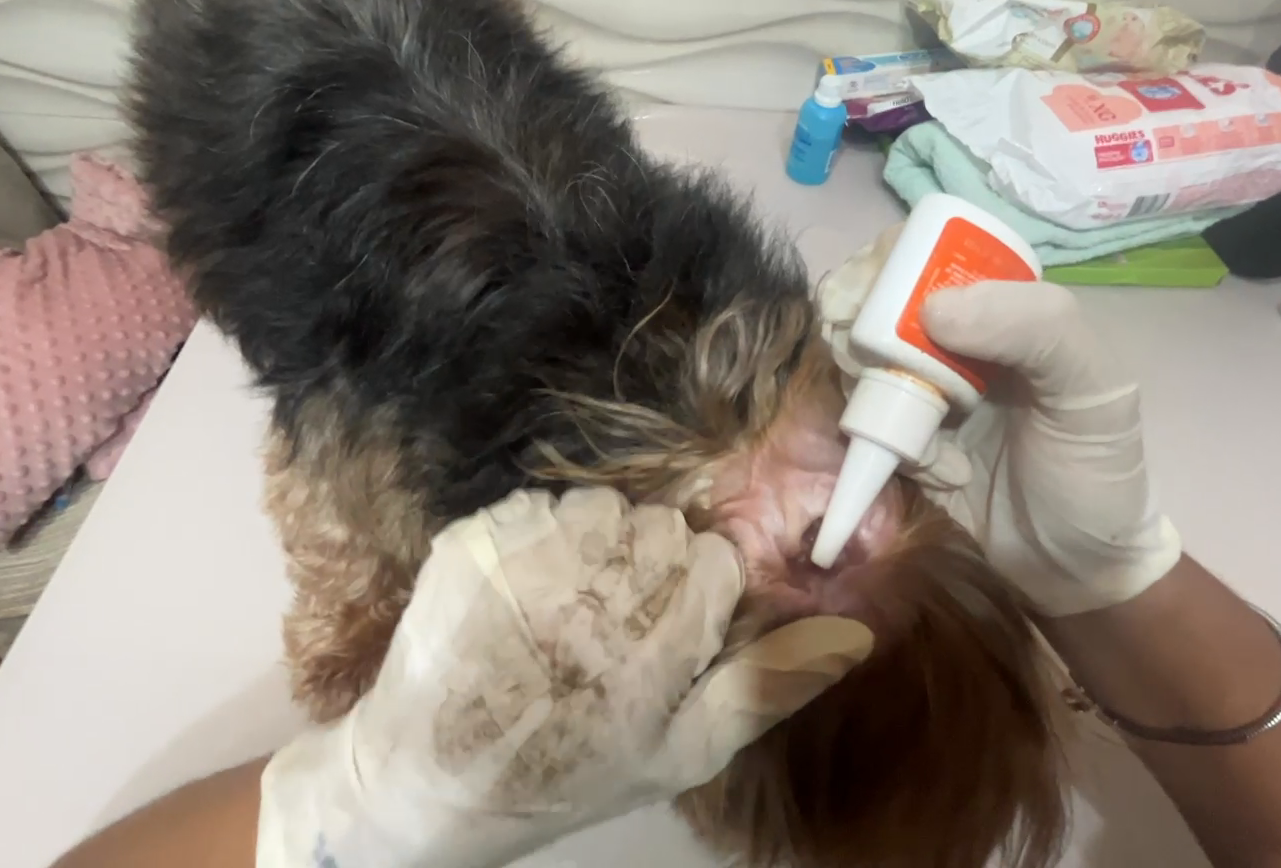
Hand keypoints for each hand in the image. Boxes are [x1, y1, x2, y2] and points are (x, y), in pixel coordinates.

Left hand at [256, 487, 872, 867]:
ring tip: (564, 602)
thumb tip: (851, 635)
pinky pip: (534, 503)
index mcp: (656, 646)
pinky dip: (535, 534)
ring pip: (600, 506)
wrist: (430, 776)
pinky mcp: (474, 541)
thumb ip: (765, 685)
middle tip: (610, 616)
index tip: (665, 619)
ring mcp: (528, 560)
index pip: (713, 559)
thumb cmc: (567, 768)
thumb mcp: (678, 750)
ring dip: (592, 542)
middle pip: (659, 525)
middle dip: (646, 562)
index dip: (693, 587)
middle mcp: (597, 592)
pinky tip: (518, 590)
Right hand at [818, 233, 1178, 614]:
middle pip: (870, 302)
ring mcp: (915, 387)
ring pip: (852, 357)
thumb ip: (1036, 329)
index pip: (925, 256)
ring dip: (866, 387)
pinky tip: (931, 469)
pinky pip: (858, 419)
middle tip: (872, 366)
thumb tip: (929, 308)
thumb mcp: (1094, 391)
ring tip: (913, 430)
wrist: (1071, 570)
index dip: (884, 264)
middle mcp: (947, 339)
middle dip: (857, 328)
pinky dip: (879, 440)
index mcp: (997, 309)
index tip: (866, 296)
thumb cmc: (1094, 472)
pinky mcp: (893, 435)